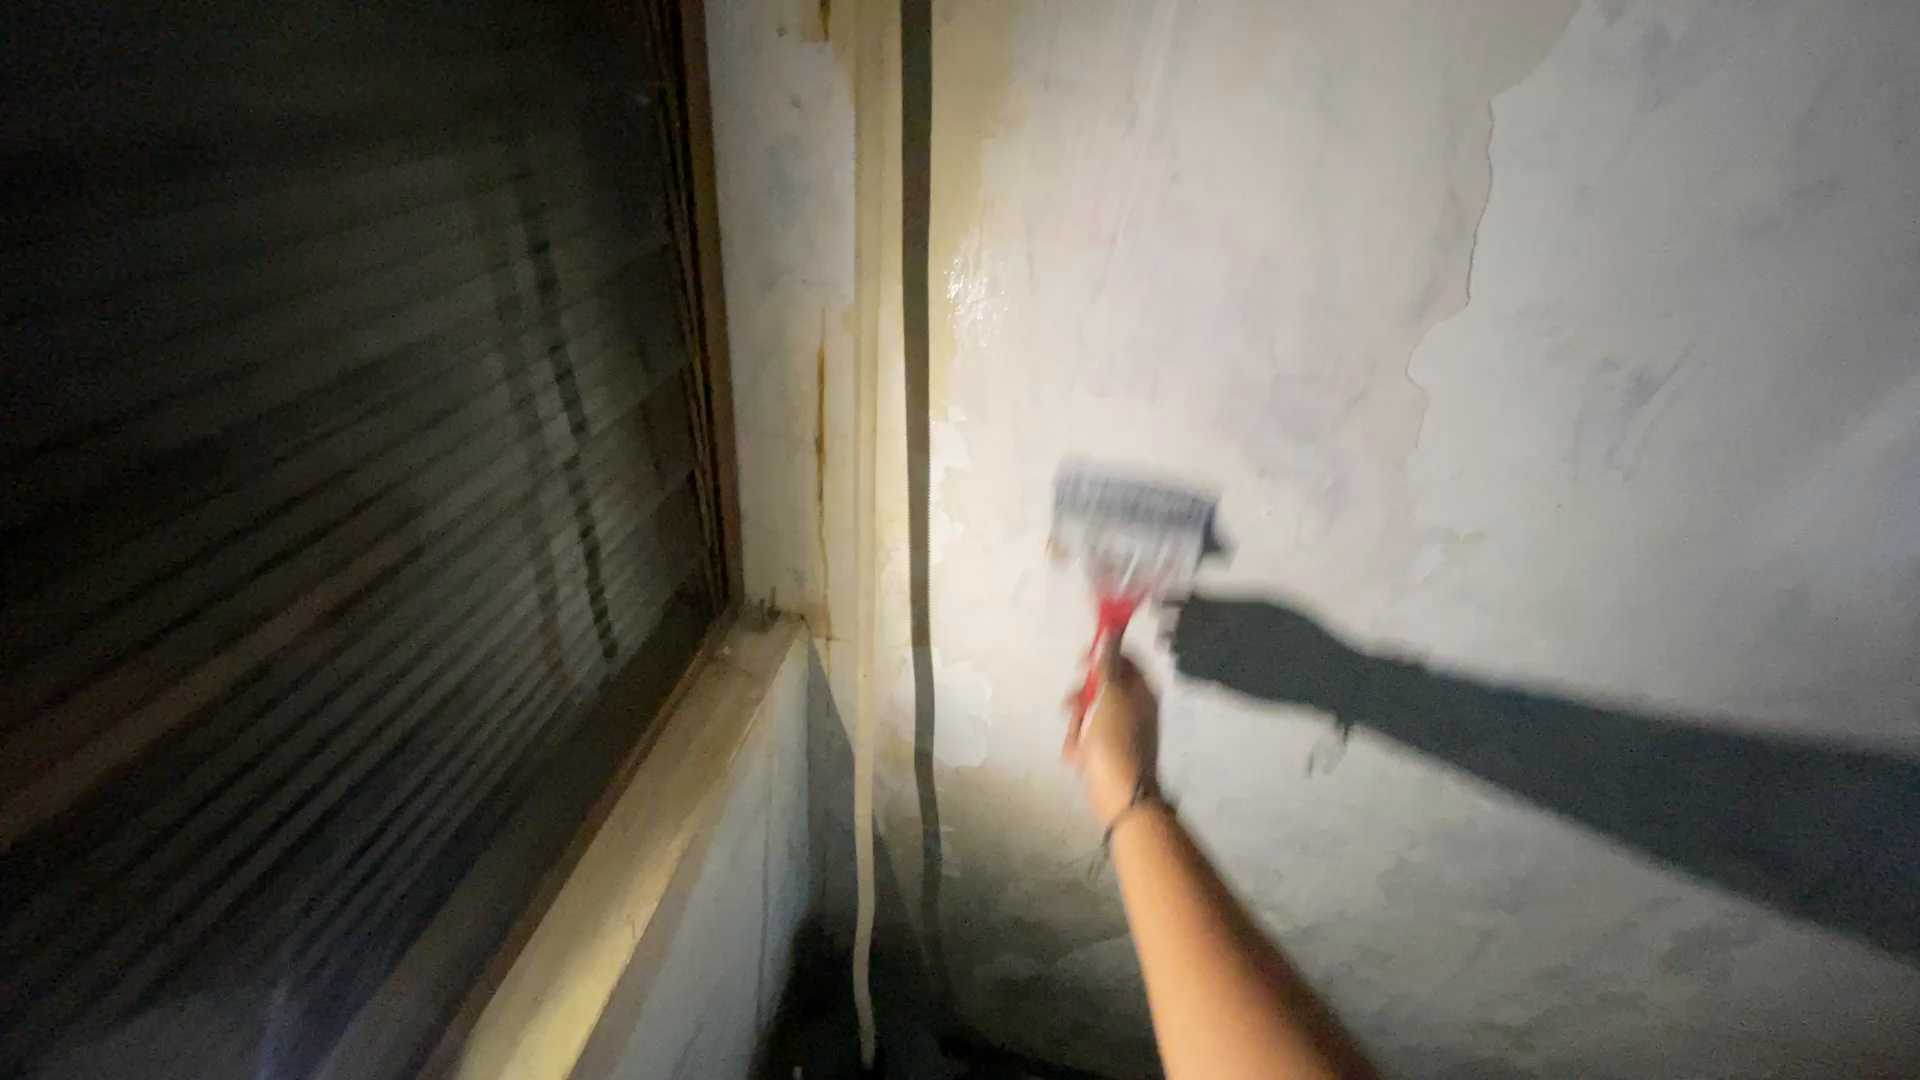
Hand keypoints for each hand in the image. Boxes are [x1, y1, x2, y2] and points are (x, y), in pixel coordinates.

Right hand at [1063, 643, 1159, 824]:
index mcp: (1140, 691)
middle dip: (1082, 696)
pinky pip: (1085, 736)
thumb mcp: (1110, 694)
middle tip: (1074, 704)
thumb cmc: (1116, 739)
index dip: (1102, 655)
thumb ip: (1107, 662)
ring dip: (1076, 724)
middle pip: (1100, 686)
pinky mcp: (1105, 751)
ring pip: (1087, 712)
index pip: (1123, 659)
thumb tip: (1111, 630)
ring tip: (1077, 737)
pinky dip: (1078, 744)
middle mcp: (1132, 707)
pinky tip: (1080, 756)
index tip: (1083, 660)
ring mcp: (1118, 730)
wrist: (1119, 793)